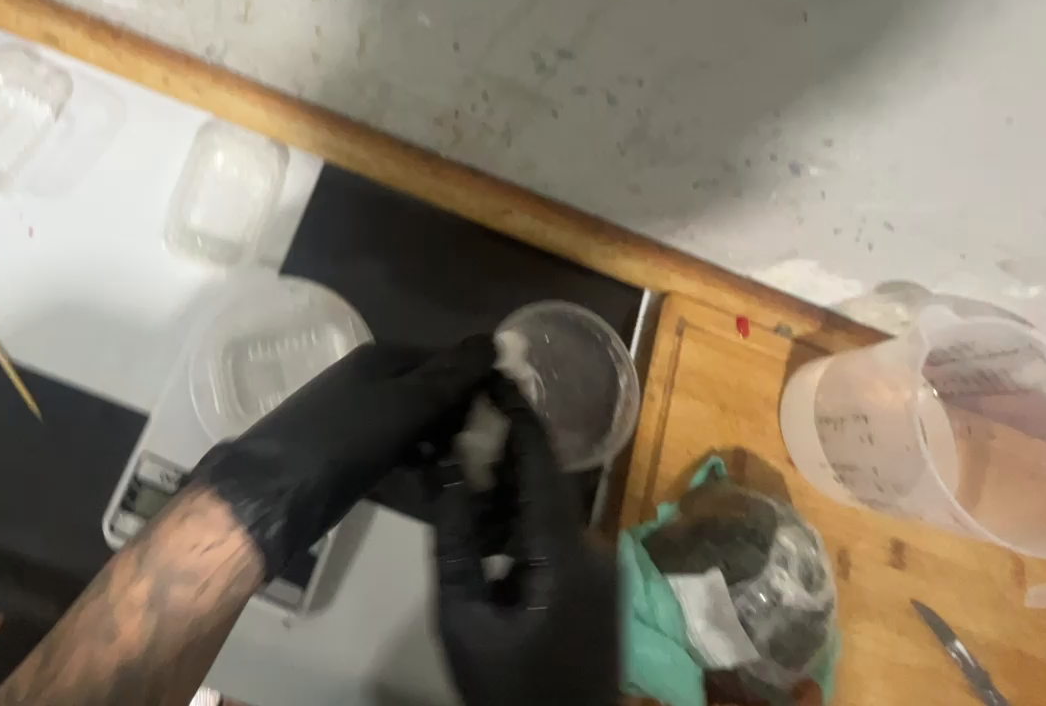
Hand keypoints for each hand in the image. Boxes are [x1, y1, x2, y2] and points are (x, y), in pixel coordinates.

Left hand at [193, 334, 495, 576]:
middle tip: (495, 445)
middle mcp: (371, 377)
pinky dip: (420, 456)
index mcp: (383, 358)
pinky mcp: (352, 447)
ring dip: (444, 437)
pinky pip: (399, 443)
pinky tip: (437, 478)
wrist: (276, 492)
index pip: (446, 358)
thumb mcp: (402, 405)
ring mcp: (359, 413)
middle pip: (431, 387)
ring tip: (474, 465)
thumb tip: (495, 340)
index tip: (511, 410)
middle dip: (463, 412)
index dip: (478, 380)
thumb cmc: (343, 440)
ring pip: (417, 418)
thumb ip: (448, 376)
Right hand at [429, 381, 619, 705]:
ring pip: (550, 504)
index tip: (493, 372)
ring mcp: (602, 568)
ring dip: (511, 483)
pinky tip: (489, 519)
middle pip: (545, 479)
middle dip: (504, 444)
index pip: (540, 462)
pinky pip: (557, 531)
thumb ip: (453, 537)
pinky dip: (523, 514)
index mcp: (563, 553)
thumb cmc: (504, 688)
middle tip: (462, 418)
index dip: (518, 412)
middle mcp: (593, 549)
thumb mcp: (462, 614)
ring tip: (465, 464)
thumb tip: (443, 468)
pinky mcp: (599, 584)